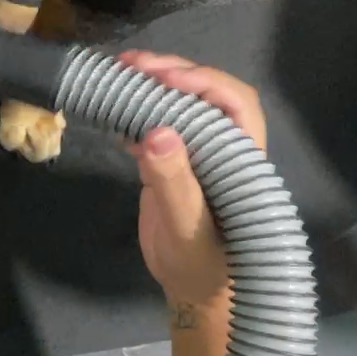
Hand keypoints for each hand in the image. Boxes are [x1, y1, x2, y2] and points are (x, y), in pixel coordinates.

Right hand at [119, 51, 267, 315]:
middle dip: (173, 73)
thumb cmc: (200, 265)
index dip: (203, 83)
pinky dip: (137, 111)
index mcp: (243, 161)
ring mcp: (198, 156)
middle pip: (206, 97)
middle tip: (131, 64)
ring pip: (181, 107)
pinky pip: (158, 126)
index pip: (235, 105)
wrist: (194, 292)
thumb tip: (158, 131)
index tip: (163, 77)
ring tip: (119, 72)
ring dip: (153, 86)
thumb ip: (174, 182)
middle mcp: (224, 150)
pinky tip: (113, 107)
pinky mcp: (174, 165)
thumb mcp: (185, 228)